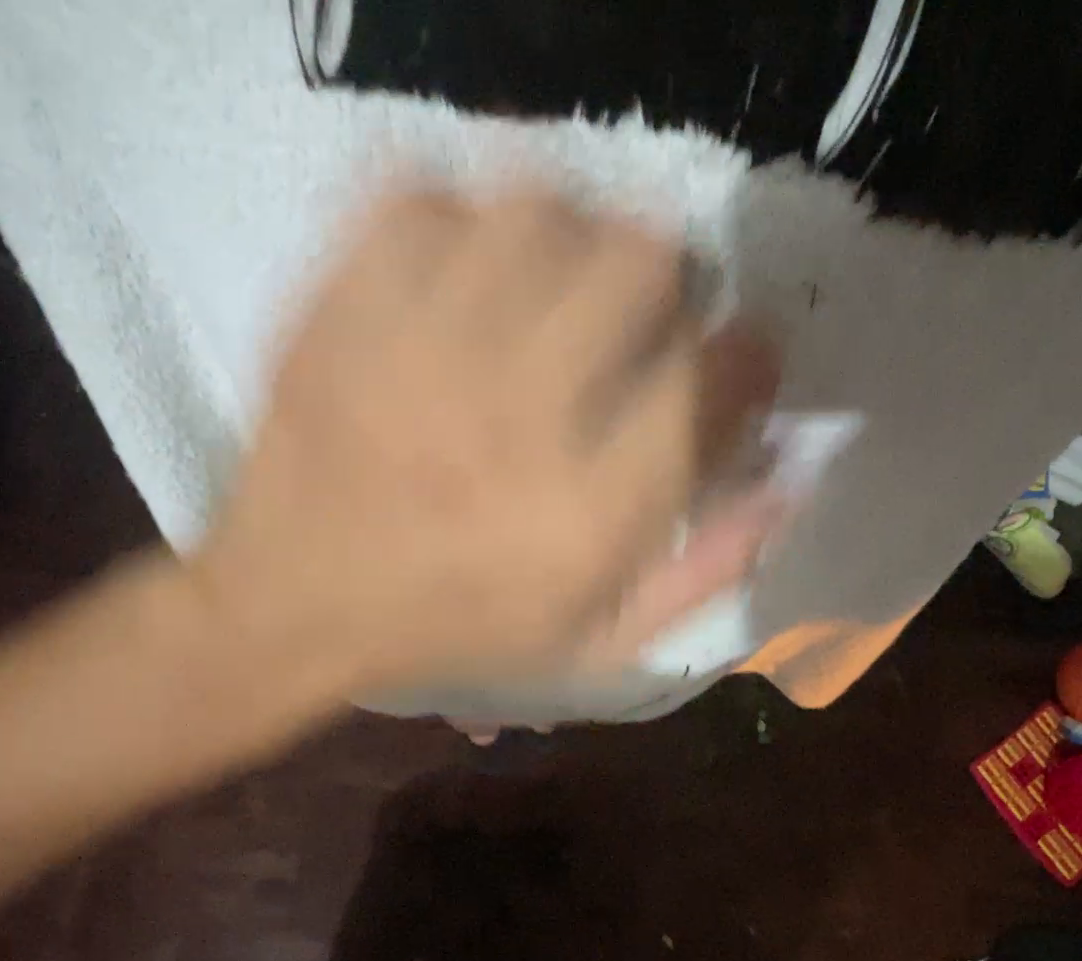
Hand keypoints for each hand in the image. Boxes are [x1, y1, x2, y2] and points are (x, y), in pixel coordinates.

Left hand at [198, 184, 779, 689]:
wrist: (289, 606)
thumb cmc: (454, 628)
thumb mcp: (596, 639)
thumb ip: (706, 565)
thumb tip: (792, 475)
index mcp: (587, 509)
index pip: (717, 376)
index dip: (747, 353)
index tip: (733, 356)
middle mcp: (514, 414)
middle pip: (641, 261)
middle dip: (668, 275)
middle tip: (644, 307)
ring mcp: (418, 351)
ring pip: (539, 209)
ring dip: (574, 231)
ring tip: (558, 277)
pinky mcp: (340, 312)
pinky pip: (418, 200)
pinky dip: (458, 213)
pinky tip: (464, 265)